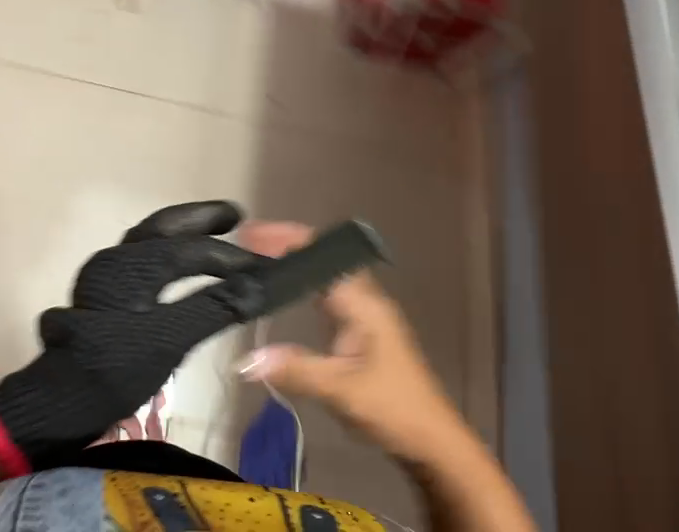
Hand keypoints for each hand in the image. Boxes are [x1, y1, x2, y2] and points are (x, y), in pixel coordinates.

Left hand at [0, 201, 266, 470]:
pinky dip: (166, 253)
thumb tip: (260, 285)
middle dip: (198, 219)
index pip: (191, 250)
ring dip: (181, 234)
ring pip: (149, 242)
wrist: (61, 401)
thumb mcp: (170, 340)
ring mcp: (105, 275)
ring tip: (212, 232)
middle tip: (234, 215)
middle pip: (163, 229)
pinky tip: (179, 266)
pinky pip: (141, 259)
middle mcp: (115, 259)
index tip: (269, 268)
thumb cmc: (115, 369)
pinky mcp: (102, 293)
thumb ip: (214, 308)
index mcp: (132, 265)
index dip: (233, 258)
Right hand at [236, 221, 460, 460]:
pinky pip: (328, 292)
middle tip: (247, 243)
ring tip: (258, 258)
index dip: (285, 239)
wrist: (433, 442)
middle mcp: (365, 300)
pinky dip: (302, 283)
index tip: (250, 236)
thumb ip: (295, 370)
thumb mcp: (341, 390)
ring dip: (295, 261)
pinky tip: (284, 292)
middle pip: (323, 256)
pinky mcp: (362, 330)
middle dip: (286, 243)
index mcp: (362, 303)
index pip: (320, 256)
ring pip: (326, 273)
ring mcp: (365, 314)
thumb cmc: (393, 408)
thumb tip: (245, 361)